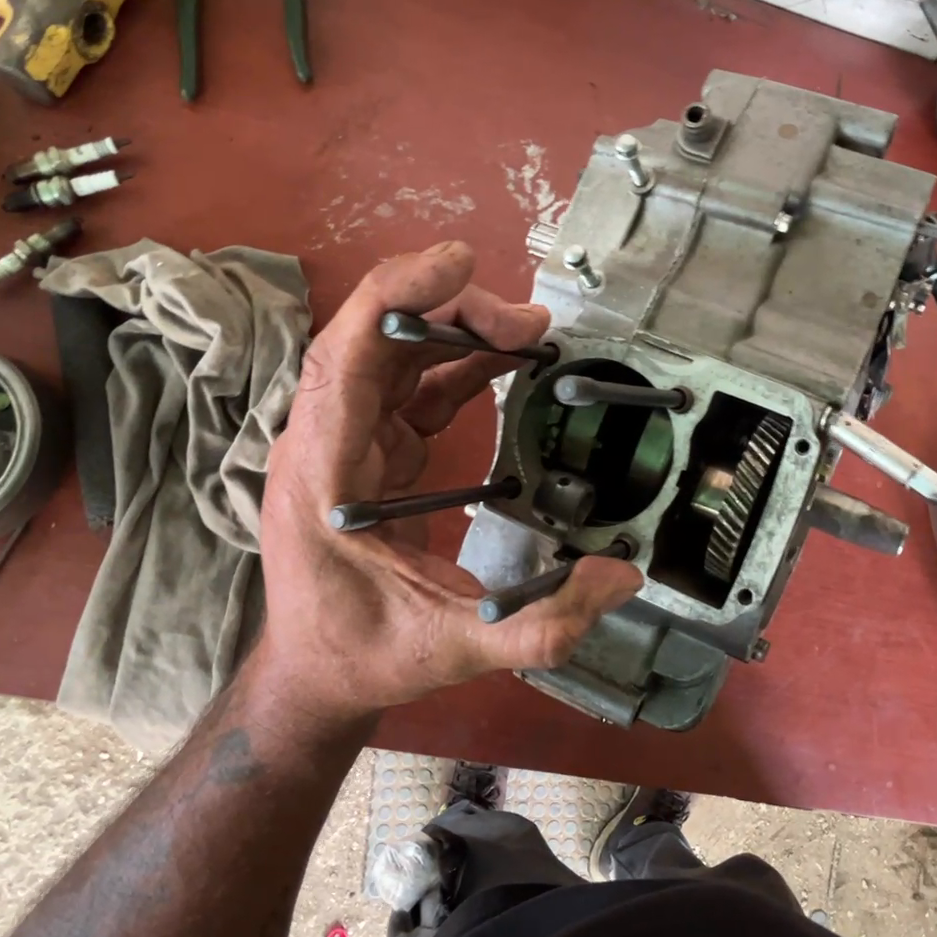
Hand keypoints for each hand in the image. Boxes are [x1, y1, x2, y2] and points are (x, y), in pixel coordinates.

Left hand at [254, 241, 640, 723]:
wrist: (314, 674)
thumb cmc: (365, 656)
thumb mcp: (457, 647)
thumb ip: (543, 624)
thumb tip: (623, 579)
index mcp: (324, 472)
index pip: (347, 354)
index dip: (399, 294)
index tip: (461, 262)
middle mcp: (325, 439)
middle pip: (374, 336)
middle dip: (450, 310)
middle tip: (529, 326)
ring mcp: (345, 439)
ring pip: (393, 350)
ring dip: (457, 330)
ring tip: (531, 335)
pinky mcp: (370, 447)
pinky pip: (411, 383)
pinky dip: (457, 362)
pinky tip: (504, 360)